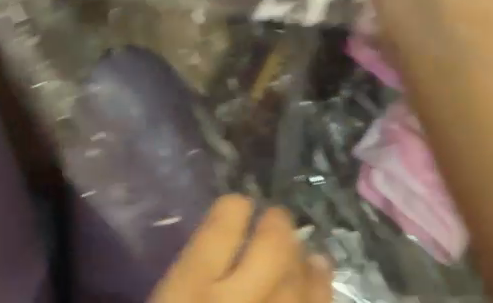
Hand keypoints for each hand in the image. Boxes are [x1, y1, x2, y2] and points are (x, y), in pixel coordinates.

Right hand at [149, 197, 331, 302]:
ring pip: (300, 285)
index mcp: (191, 287)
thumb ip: (184, 280)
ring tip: (311, 250)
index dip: (234, 208)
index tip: (239, 200)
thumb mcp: (168, 297)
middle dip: (278, 227)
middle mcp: (235, 302)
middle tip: (279, 214)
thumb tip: (205, 254)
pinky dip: (322, 293)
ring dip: (307, 262)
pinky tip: (324, 278)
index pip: (220, 230)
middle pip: (269, 252)